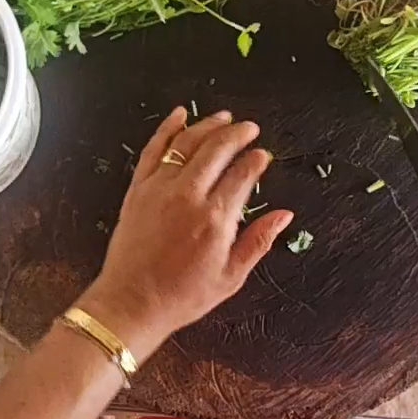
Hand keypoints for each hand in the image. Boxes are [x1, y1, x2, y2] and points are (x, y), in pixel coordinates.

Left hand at [74, 107, 294, 356]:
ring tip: (223, 117)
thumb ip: (258, 241)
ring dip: (208, 125)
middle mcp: (188, 197)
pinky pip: (153, 150)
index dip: (257, 160)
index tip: (263, 156)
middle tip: (249, 128)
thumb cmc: (181, 296)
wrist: (132, 303)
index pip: (243, 174)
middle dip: (238, 134)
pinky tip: (178, 115)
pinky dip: (167, 129)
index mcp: (216, 218)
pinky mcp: (137, 190)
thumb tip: (284, 216)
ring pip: (187, 143)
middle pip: (217, 149)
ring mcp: (159, 189)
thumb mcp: (230, 277)